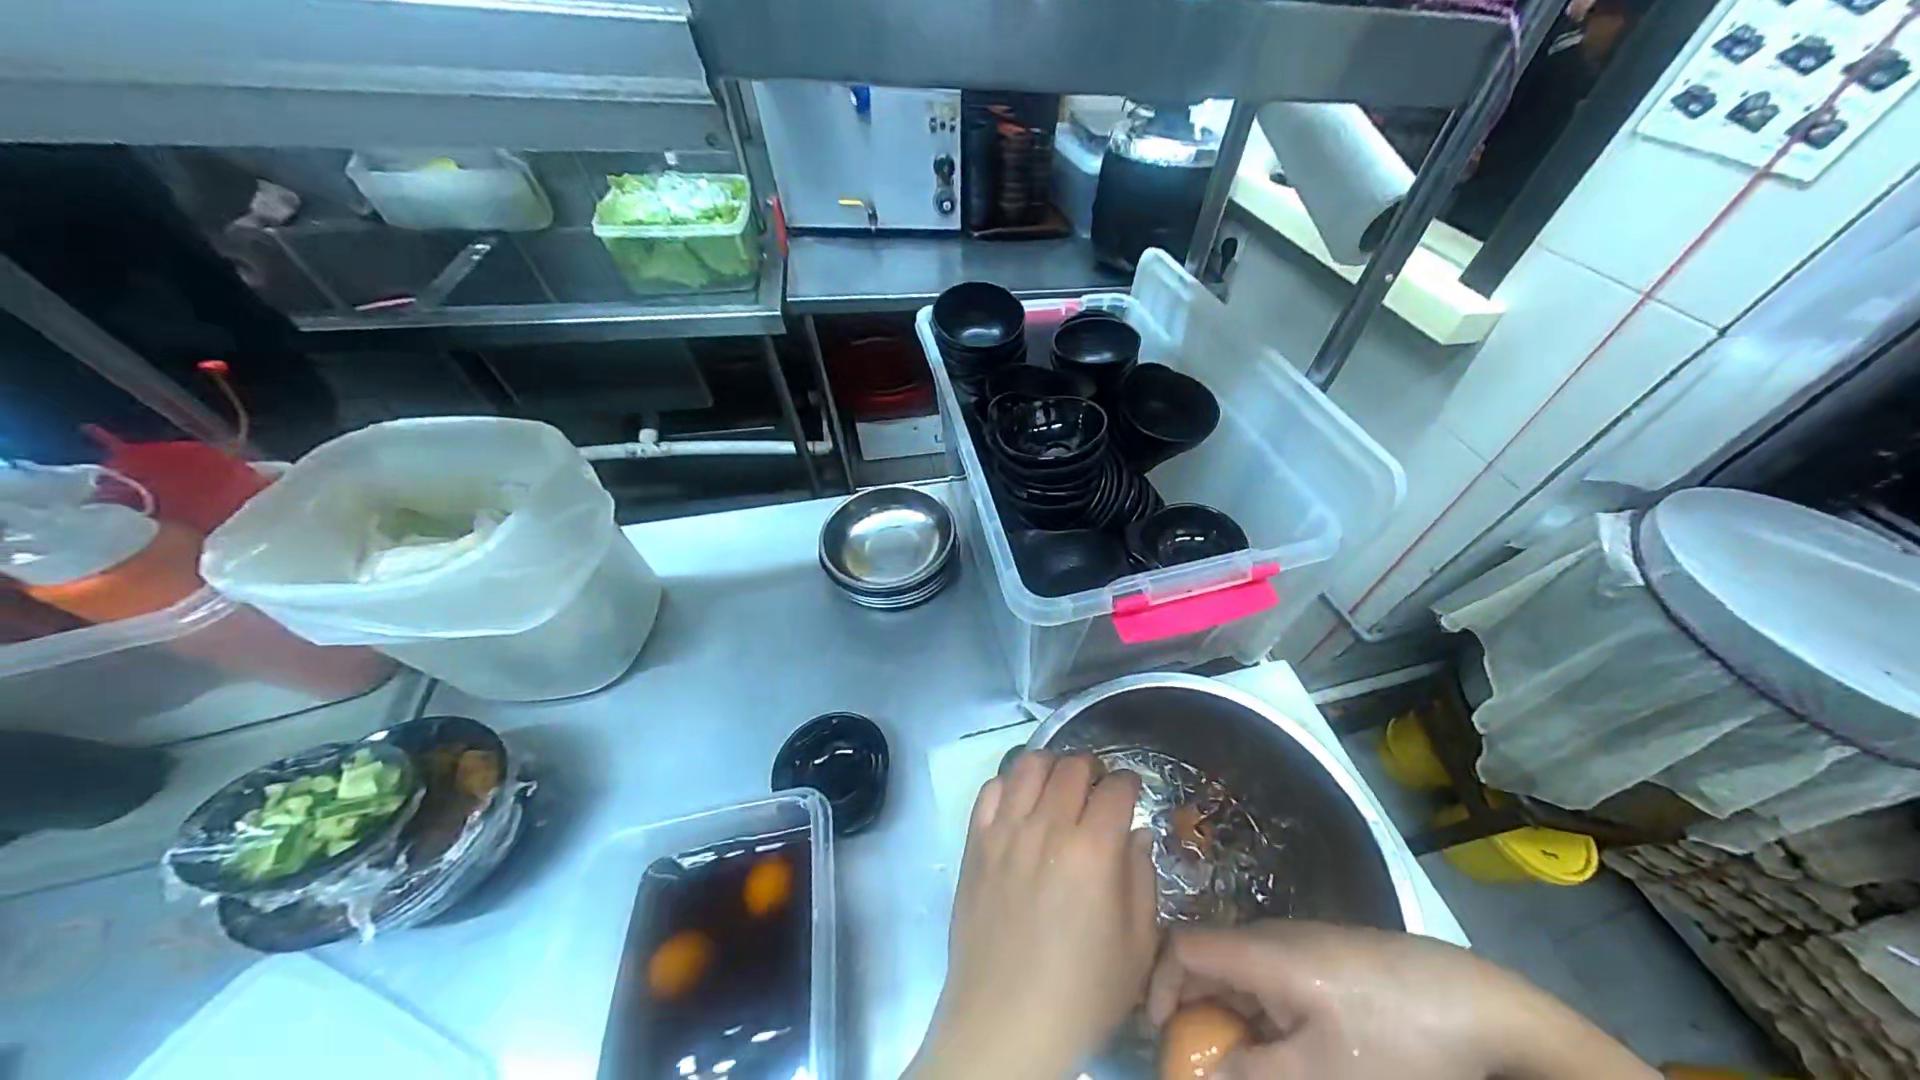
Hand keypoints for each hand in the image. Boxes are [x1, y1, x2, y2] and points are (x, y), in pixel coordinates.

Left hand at [908, 751, 1159, 1079]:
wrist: (1004, 1021)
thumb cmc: (1080, 993)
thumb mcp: (1136, 948)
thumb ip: (1142, 880)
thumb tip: (1134, 833)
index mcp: (1092, 852)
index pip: (1116, 788)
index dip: (1130, 783)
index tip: (1132, 791)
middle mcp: (1046, 828)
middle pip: (1072, 766)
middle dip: (1093, 768)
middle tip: (1098, 788)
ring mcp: (1004, 831)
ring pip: (1028, 765)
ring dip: (1051, 767)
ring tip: (1059, 787)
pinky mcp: (974, 842)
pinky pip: (991, 789)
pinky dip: (1010, 785)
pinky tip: (1021, 804)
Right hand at [1147, 921, 1658, 1079]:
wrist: (1485, 1009)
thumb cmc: (1397, 1041)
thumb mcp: (1321, 1074)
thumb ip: (1250, 1072)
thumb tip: (1200, 1074)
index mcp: (1262, 952)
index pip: (1184, 948)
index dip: (1159, 985)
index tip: (1161, 1035)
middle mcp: (1273, 935)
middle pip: (1210, 959)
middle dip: (1193, 1009)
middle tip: (1202, 1062)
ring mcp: (1303, 943)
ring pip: (1243, 971)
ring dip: (1230, 1014)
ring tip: (1247, 1061)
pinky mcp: (1329, 956)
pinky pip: (1274, 976)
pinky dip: (1263, 1010)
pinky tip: (1291, 1047)